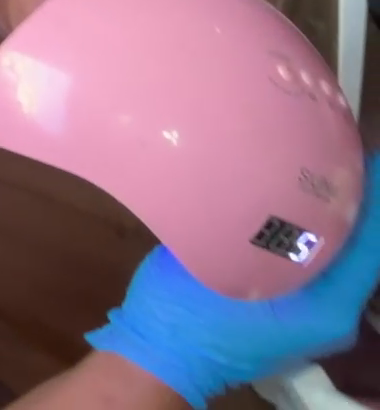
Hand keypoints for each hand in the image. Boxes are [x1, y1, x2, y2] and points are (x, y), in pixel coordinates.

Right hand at [88, 154, 379, 406]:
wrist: (161, 353)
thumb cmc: (185, 308)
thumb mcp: (215, 263)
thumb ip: (251, 234)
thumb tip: (266, 194)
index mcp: (330, 305)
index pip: (370, 250)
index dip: (372, 207)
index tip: (364, 166)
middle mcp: (337, 315)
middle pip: (359, 258)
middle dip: (351, 215)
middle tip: (332, 169)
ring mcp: (313, 320)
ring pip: (335, 266)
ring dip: (328, 230)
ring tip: (307, 189)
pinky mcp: (287, 317)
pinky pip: (311, 274)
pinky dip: (307, 246)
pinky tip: (279, 225)